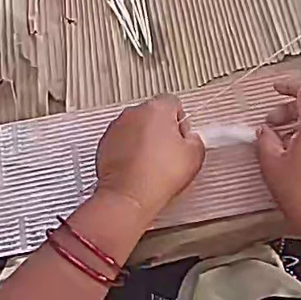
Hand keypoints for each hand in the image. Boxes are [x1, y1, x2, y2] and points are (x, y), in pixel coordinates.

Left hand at [94, 95, 205, 217]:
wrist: (128, 196)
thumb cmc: (157, 176)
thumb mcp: (194, 156)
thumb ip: (196, 139)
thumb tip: (191, 140)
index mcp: (157, 109)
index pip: (173, 103)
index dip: (181, 121)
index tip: (183, 138)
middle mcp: (134, 113)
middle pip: (154, 114)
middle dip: (162, 129)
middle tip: (170, 152)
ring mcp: (117, 127)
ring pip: (136, 126)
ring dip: (144, 139)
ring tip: (153, 164)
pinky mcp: (105, 143)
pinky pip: (122, 140)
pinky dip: (129, 150)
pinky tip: (138, 168)